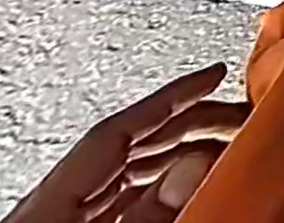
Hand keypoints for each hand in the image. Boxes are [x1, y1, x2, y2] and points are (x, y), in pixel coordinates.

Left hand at [2, 63, 249, 222]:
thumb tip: (194, 161)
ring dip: (178, 152)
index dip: (173, 95)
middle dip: (189, 121)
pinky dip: (160, 185)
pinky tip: (184, 187)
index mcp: (48, 206)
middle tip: (235, 112)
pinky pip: (120, 201)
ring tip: (221, 147)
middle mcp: (50, 211)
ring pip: (127, 172)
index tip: (214, 74)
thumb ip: (148, 214)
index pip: (120, 129)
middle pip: (128, 145)